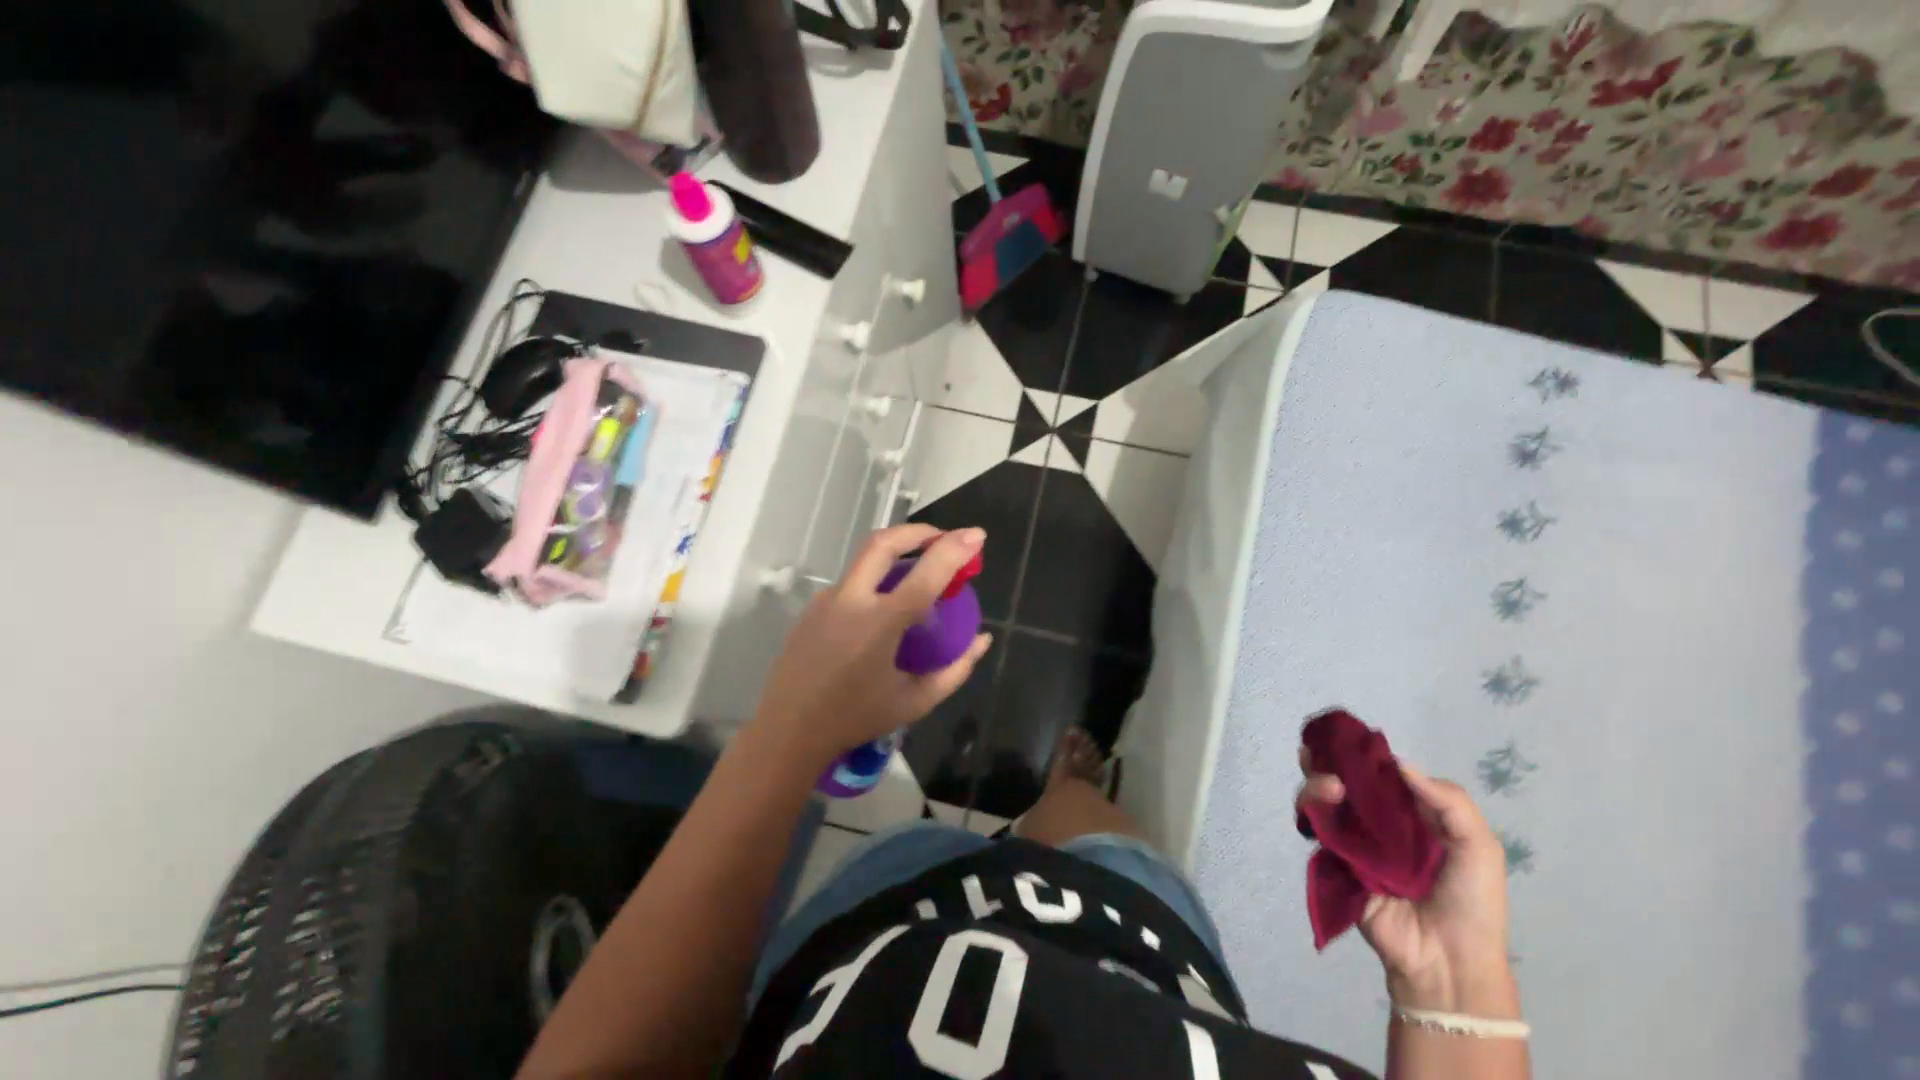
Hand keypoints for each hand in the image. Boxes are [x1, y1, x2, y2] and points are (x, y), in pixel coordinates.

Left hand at [750, 525, 991, 768]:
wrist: (789, 730)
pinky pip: (851, 583)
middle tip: (943, 539)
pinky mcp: (812, 608)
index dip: (955, 549)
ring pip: (865, 560)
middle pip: (884, 542)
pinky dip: (876, 580)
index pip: (925, 574)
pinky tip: (886, 607)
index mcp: (880, 623)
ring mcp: (826, 600)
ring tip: (920, 573)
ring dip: (896, 554)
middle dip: (919, 531)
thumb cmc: (855, 718)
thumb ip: (955, 669)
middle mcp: (851, 600)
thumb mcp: (914, 702)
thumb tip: (981, 640)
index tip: (976, 536)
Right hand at [1297, 752, 1518, 1017]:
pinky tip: (1320, 799)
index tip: (1346, 735)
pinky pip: (1317, 832)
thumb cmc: (1471, 902)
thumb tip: (1398, 765)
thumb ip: (1449, 800)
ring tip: (1331, 785)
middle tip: (1321, 751)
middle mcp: (1380, 827)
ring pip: (1324, 802)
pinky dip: (1311, 810)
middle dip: (1330, 762)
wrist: (1448, 958)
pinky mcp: (1335, 864)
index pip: (1383, 777)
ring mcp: (1355, 845)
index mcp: (1415, 819)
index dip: (1364, 755)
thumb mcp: (1479, 845)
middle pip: (1347, 784)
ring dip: (1319, 783)